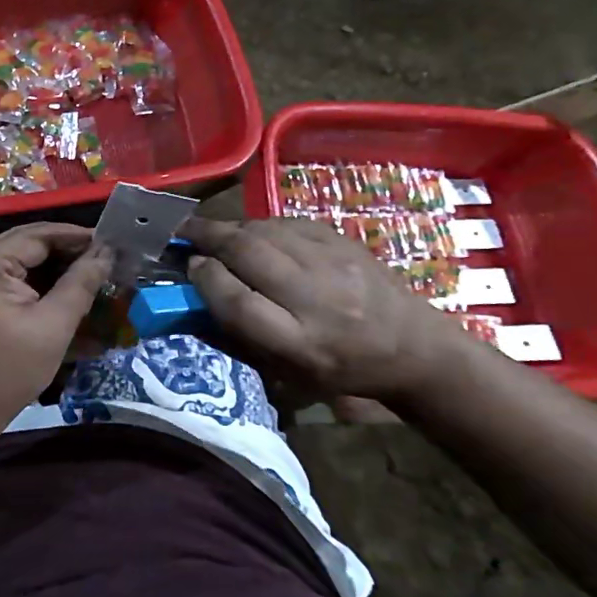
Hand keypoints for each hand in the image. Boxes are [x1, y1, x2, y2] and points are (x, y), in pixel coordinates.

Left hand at [0, 223, 113, 436]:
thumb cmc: (13, 367)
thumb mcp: (54, 324)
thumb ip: (81, 283)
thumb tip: (107, 252)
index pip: (38, 235)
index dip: (76, 237)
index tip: (111, 242)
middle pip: (31, 243)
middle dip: (69, 249)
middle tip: (106, 256)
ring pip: (26, 258)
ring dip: (59, 264)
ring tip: (95, 269)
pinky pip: (18, 275)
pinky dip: (44, 279)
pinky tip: (71, 285)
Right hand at [183, 217, 468, 399]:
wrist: (413, 347)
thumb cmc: (342, 369)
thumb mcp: (289, 373)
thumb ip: (244, 334)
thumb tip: (201, 289)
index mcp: (300, 343)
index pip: (238, 302)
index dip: (206, 279)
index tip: (189, 267)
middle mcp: (315, 298)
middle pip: (247, 253)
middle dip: (207, 238)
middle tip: (183, 233)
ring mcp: (332, 263)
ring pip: (265, 231)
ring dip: (230, 228)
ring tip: (211, 231)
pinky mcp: (342, 241)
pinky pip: (287, 223)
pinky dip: (260, 225)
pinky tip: (251, 232)